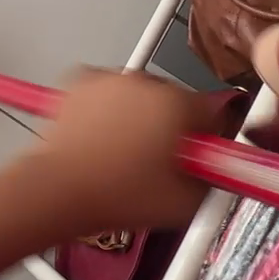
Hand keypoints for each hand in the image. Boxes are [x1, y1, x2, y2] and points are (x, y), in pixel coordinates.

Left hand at [20, 69, 231, 235]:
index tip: (199, 153)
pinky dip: (105, 105)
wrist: (60, 188)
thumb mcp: (186, 201)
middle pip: (172, 99)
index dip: (206, 136)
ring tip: (123, 149)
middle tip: (159, 157)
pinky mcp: (79, 80)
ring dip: (137, 112)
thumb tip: (218, 168)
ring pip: (137, 93)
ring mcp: (109, 78)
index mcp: (177, 103)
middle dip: (170, 123)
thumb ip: (213, 177)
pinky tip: (101, 134)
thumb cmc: (117, 194)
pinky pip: (105, 90)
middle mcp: (144, 81)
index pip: (211, 111)